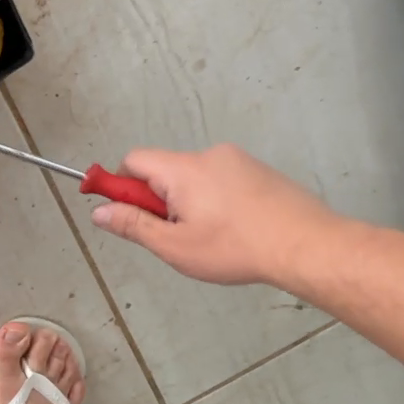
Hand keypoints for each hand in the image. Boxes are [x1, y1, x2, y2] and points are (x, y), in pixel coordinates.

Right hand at [89, 144, 344, 285]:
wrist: (305, 244)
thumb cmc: (233, 248)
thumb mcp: (172, 245)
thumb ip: (132, 225)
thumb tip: (98, 212)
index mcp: (184, 170)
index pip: (134, 160)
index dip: (120, 185)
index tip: (123, 213)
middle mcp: (209, 155)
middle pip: (163, 170)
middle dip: (155, 199)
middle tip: (170, 234)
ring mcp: (237, 160)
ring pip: (190, 178)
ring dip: (183, 202)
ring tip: (203, 236)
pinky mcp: (257, 170)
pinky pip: (216, 180)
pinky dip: (209, 200)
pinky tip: (226, 228)